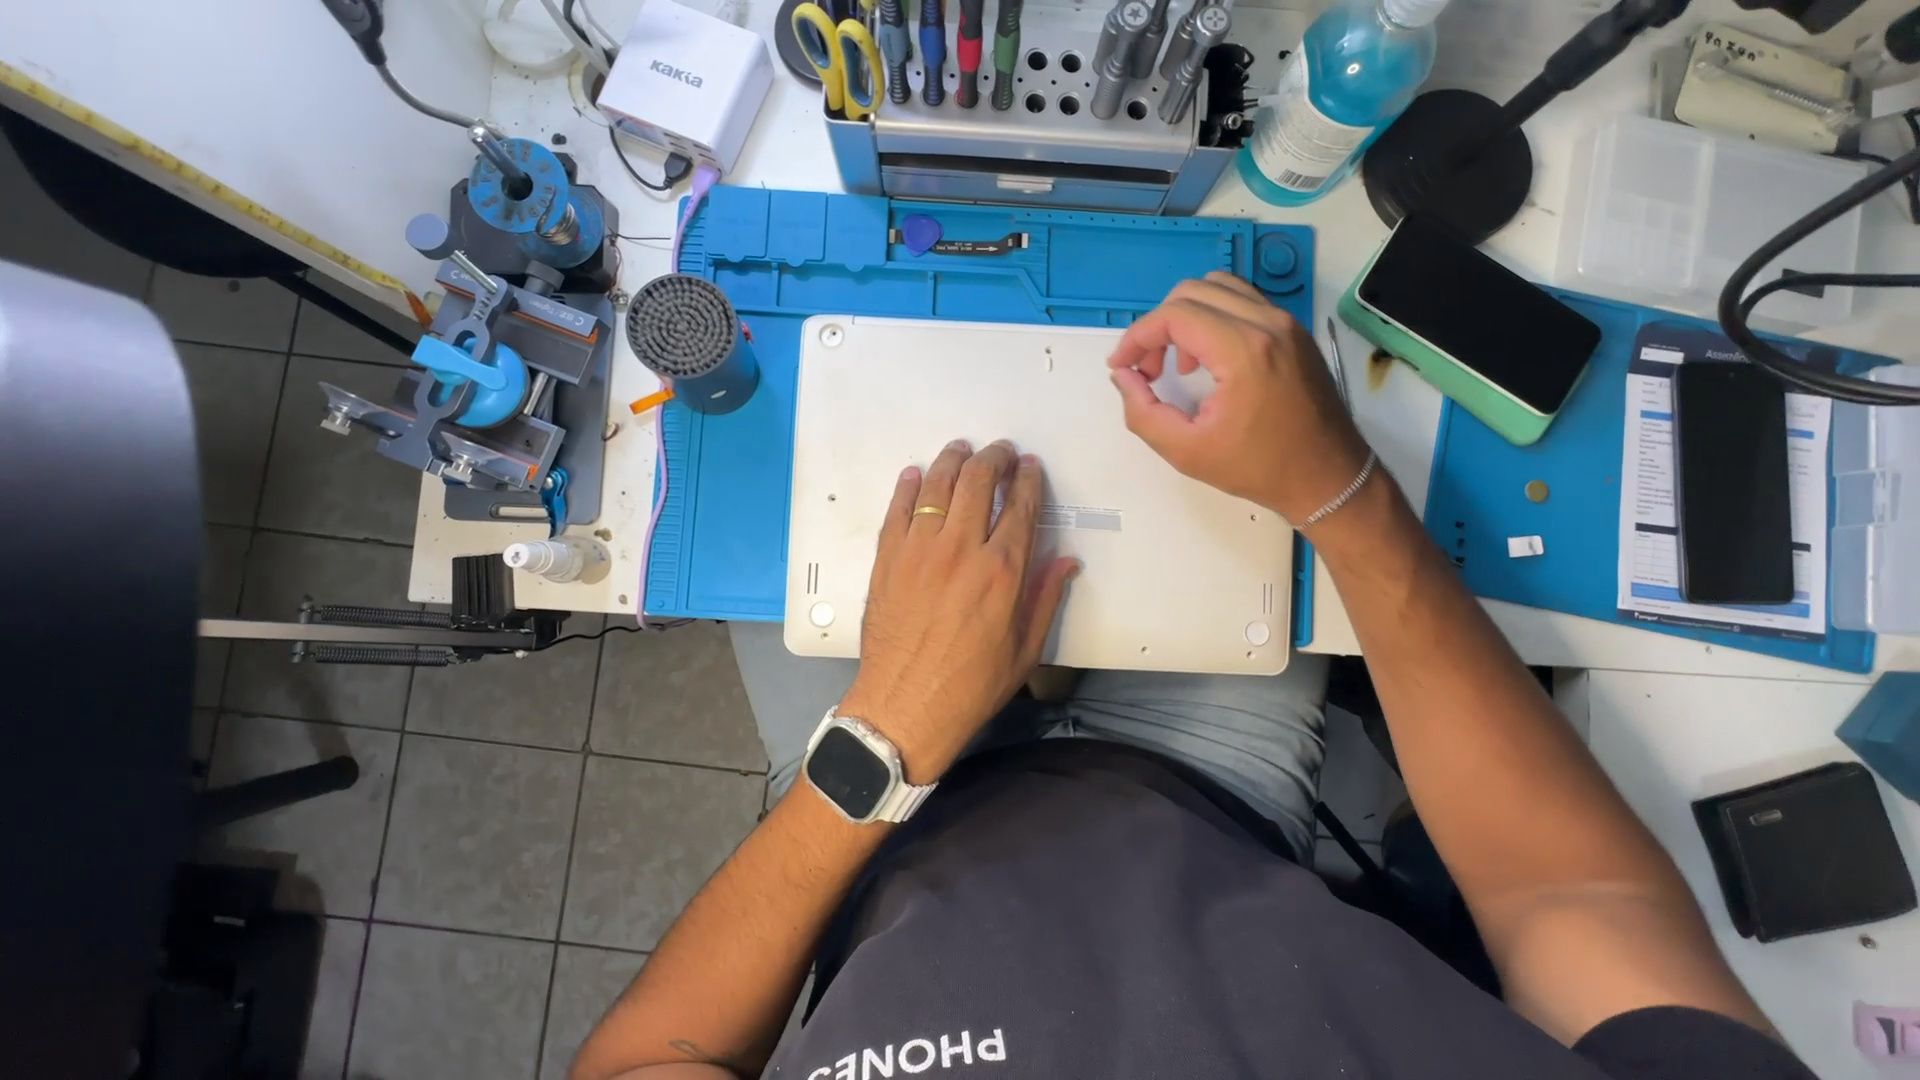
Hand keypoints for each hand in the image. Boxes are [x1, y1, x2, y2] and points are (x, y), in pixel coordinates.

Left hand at [838, 440, 1079, 781]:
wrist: (905, 706)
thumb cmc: (971, 685)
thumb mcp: (1025, 650)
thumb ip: (1045, 598)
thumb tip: (1067, 562)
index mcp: (1003, 571)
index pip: (1020, 506)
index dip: (1028, 479)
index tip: (1030, 467)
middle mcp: (962, 550)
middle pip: (978, 482)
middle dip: (994, 458)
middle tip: (999, 451)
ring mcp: (919, 551)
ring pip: (938, 487)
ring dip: (952, 461)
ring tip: (961, 450)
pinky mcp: (888, 560)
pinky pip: (898, 510)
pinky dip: (908, 487)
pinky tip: (915, 475)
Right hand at [1108, 273, 1371, 526]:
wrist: (1328, 477)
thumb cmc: (1258, 468)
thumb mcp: (1186, 451)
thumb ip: (1142, 411)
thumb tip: (1123, 375)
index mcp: (1243, 351)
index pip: (1174, 315)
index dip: (1136, 337)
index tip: (1121, 367)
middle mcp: (1268, 323)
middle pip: (1192, 292)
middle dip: (1158, 327)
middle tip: (1147, 370)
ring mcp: (1286, 323)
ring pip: (1219, 287)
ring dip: (1186, 317)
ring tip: (1177, 362)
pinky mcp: (1294, 330)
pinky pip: (1244, 301)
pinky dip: (1213, 317)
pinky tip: (1207, 358)